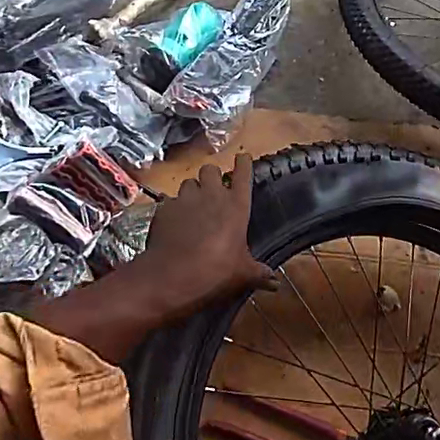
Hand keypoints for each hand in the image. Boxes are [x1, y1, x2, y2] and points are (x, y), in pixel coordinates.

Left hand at [135, 151, 273, 311]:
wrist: (173, 276)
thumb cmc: (217, 271)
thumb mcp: (243, 274)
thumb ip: (259, 273)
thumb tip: (275, 282)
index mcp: (236, 205)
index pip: (243, 174)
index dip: (243, 163)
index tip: (242, 157)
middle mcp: (211, 195)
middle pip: (211, 169)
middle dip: (211, 177)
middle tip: (212, 191)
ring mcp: (185, 199)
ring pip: (188, 182)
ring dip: (192, 192)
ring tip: (192, 208)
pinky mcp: (164, 208)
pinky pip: (169, 201)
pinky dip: (173, 209)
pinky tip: (173, 224)